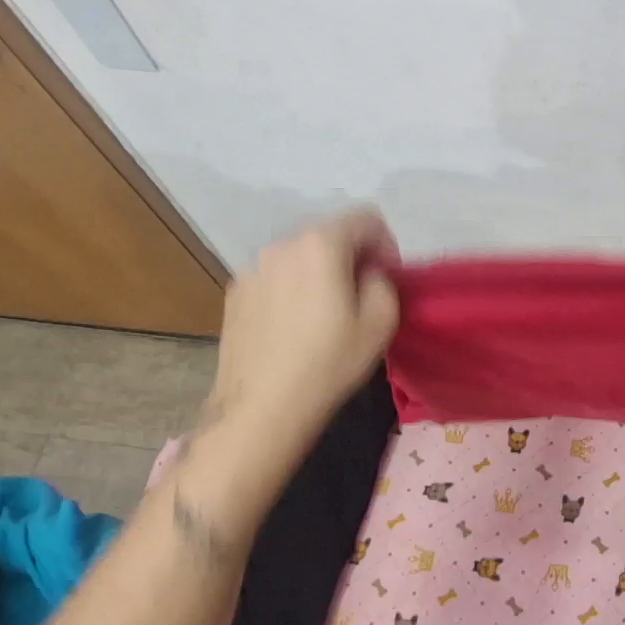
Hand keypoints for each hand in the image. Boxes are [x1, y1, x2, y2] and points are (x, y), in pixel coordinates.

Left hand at [204, 208, 400, 439]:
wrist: (262, 406)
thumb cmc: (329, 363)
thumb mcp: (381, 322)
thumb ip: (384, 281)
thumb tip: (369, 273)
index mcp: (321, 244)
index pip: (367, 218)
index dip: (386, 245)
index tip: (388, 279)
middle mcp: (282, 244)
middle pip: (330, 235)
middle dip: (352, 258)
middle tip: (361, 298)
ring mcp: (252, 267)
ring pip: (300, 258)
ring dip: (319, 274)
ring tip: (324, 316)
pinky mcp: (235, 292)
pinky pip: (276, 278)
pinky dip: (292, 291)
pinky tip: (294, 329)